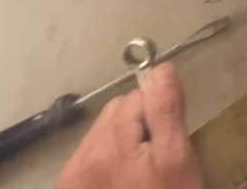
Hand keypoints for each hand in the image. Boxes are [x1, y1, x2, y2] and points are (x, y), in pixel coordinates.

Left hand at [58, 63, 201, 188]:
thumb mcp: (176, 157)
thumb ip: (167, 109)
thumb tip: (161, 68)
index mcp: (107, 147)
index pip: (137, 95)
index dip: (159, 108)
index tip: (169, 136)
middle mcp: (79, 160)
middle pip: (116, 111)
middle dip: (140, 121)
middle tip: (158, 152)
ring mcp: (70, 179)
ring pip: (104, 131)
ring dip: (126, 138)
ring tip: (141, 169)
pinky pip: (93, 153)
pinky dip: (111, 157)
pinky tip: (124, 179)